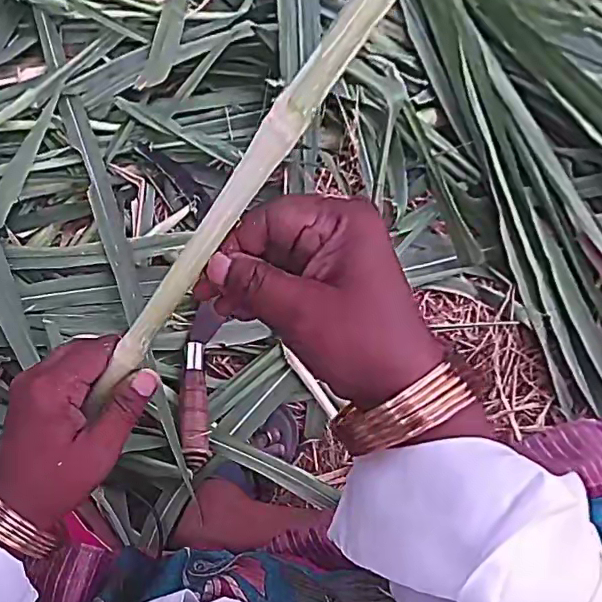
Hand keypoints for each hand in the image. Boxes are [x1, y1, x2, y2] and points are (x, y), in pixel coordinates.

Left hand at [0, 336, 158, 528]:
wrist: (16, 504)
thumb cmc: (52, 485)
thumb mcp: (99, 450)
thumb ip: (124, 409)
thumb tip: (146, 379)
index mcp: (51, 388)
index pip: (96, 348)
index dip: (124, 356)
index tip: (141, 371)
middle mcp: (33, 378)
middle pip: (82, 347)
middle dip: (110, 364)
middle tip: (126, 394)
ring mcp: (25, 384)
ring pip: (70, 357)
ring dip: (94, 372)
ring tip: (106, 406)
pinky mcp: (25, 393)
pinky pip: (58, 372)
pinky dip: (78, 381)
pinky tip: (87, 409)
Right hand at [192, 194, 442, 407]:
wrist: (395, 384)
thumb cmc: (365, 344)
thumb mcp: (301, 310)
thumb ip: (254, 282)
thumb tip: (216, 265)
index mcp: (341, 222)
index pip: (271, 217)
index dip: (235, 244)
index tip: (208, 271)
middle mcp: (336, 233)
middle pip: (268, 238)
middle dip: (235, 266)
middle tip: (206, 292)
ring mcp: (328, 260)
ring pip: (269, 261)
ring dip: (242, 284)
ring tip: (219, 306)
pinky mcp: (321, 285)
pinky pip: (279, 281)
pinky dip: (256, 295)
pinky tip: (235, 309)